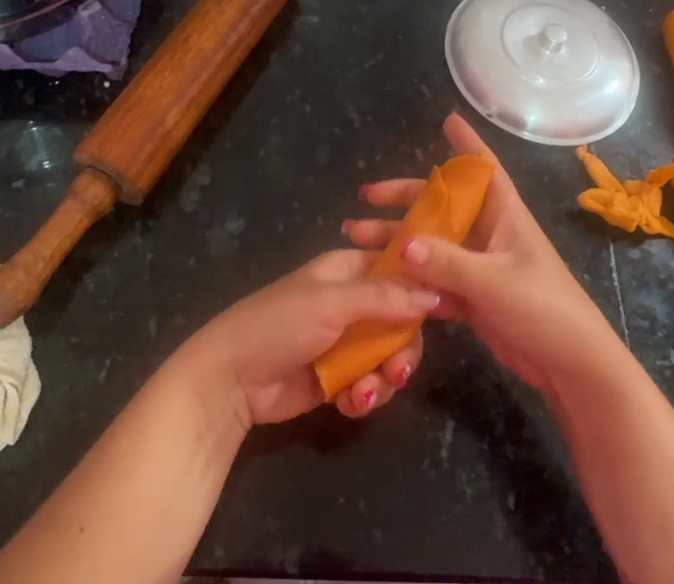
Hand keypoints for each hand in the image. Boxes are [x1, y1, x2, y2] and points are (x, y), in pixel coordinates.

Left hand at [174, 250, 437, 427]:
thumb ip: (384, 298)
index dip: (421, 289)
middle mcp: (352, 302)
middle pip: (402, 321)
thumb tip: (435, 292)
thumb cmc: (277, 325)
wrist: (230, 380)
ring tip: (361, 394)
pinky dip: (365, 396)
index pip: (398, 270)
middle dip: (403, 350)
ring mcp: (345, 341)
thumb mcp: (331, 304)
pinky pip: (371, 383)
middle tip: (397, 372)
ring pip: (390, 356)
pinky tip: (348, 404)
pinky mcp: (338, 376)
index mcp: (347, 270)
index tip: (443, 310)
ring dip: (383, 379)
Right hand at [345, 114, 627, 397]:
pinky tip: (379, 281)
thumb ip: (447, 263)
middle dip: (405, 199)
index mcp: (505, 216)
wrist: (571, 367)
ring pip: (432, 245)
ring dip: (398, 242)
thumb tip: (402, 243)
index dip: (467, 144)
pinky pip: (434, 281)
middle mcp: (490, 235)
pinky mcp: (473, 299)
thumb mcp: (494, 282)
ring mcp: (480, 268)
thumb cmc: (544, 309)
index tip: (447, 120)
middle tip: (366, 197)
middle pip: (442, 207)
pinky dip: (411, 280)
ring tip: (355, 240)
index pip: (484, 169)